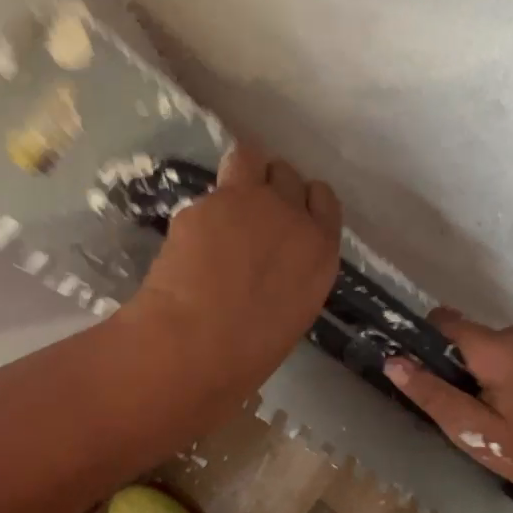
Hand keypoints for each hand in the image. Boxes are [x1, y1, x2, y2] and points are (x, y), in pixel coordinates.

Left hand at [117, 142, 340, 400]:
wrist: (195, 344)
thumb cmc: (246, 354)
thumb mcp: (290, 314)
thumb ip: (291, 277)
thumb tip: (272, 271)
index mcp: (320, 252)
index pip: (323, 201)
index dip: (303, 203)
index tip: (288, 217)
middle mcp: (292, 217)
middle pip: (288, 177)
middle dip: (271, 189)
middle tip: (250, 217)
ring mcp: (248, 203)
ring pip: (251, 158)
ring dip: (241, 174)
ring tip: (223, 206)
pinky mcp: (206, 203)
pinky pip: (208, 193)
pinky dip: (202, 211)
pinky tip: (188, 240)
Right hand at [381, 310, 512, 512]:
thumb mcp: (473, 429)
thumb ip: (432, 394)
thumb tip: (393, 361)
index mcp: (495, 347)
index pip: (441, 320)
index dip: (420, 342)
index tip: (414, 374)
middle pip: (460, 338)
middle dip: (446, 367)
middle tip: (451, 411)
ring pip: (479, 351)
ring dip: (467, 377)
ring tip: (476, 419)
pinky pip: (498, 359)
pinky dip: (488, 380)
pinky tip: (498, 415)